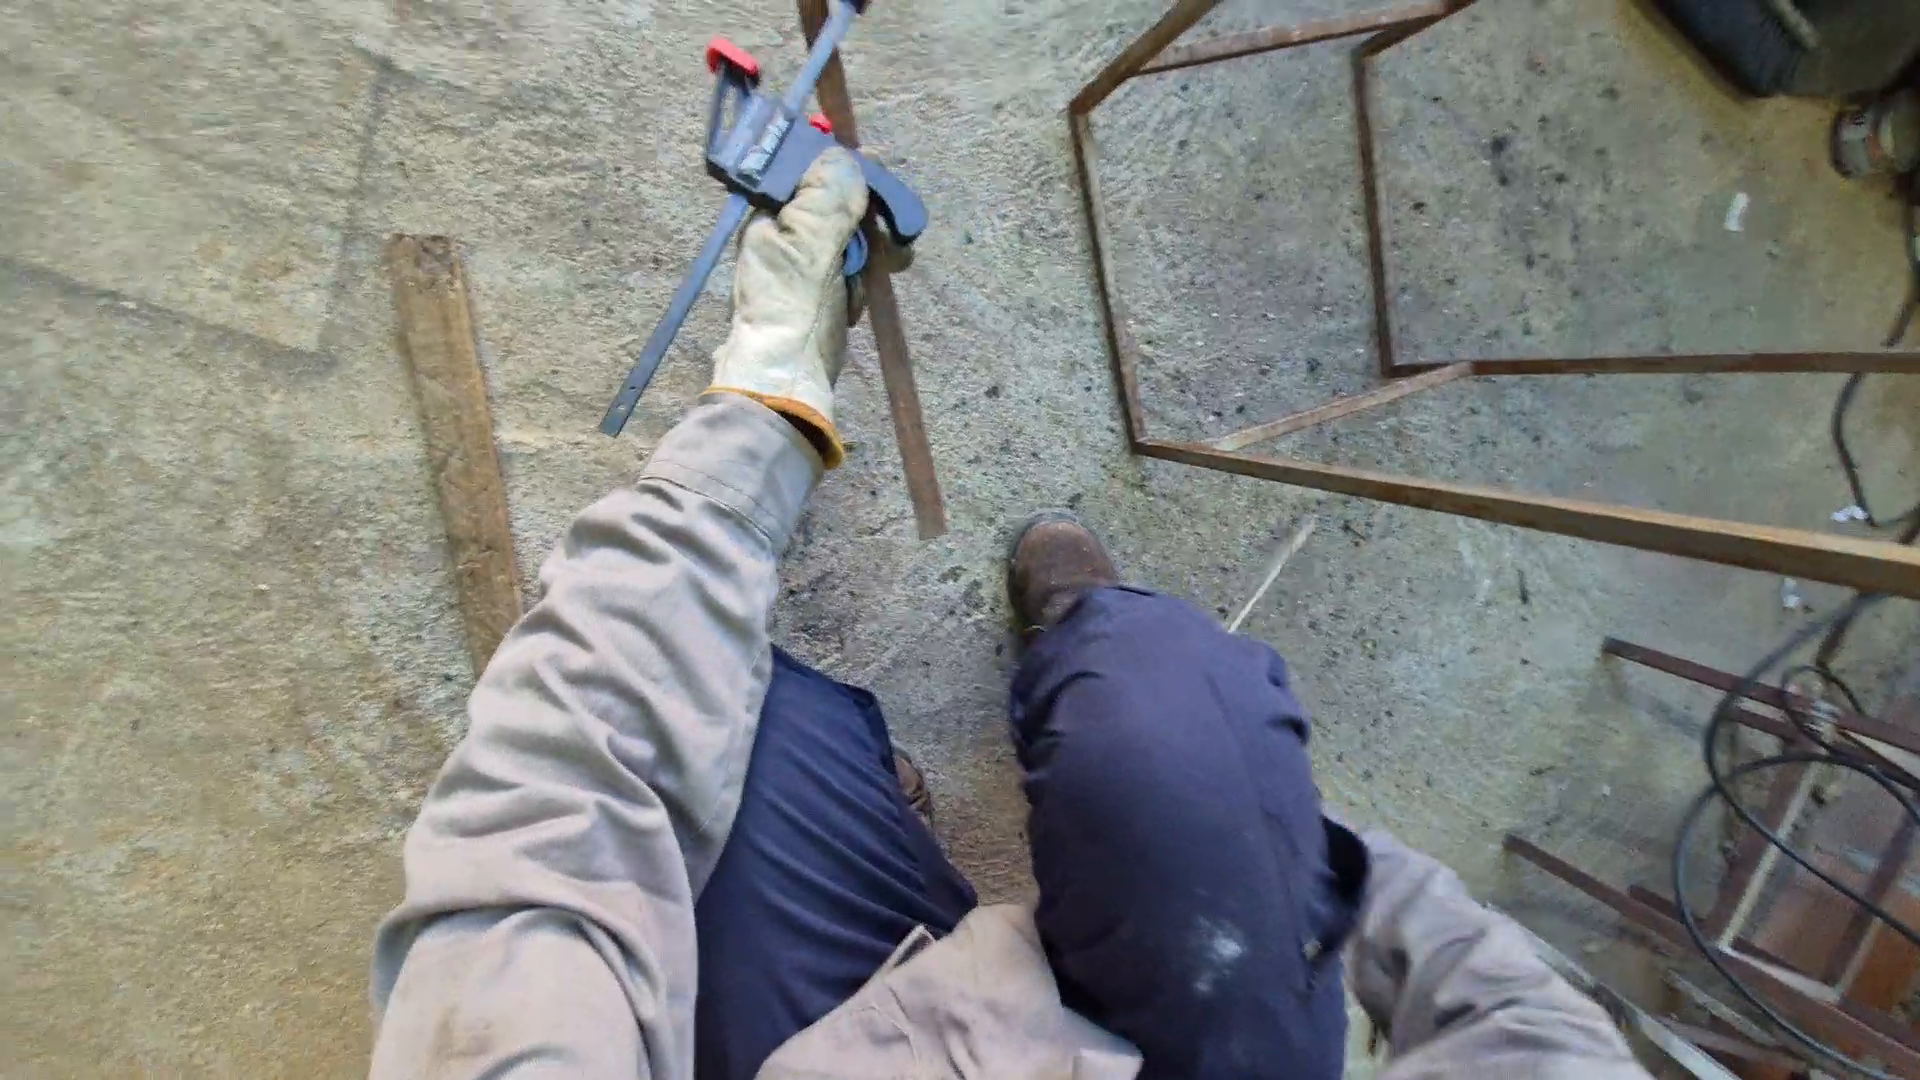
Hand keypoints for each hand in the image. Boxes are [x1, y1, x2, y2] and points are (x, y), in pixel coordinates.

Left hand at [708, 147, 867, 467]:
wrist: (787, 379)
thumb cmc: (792, 312)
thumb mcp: (806, 248)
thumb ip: (825, 201)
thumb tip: (846, 158)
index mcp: (770, 216)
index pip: (810, 170)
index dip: (844, 168)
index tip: (878, 174)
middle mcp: (785, 237)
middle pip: (837, 204)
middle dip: (868, 218)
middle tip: (895, 232)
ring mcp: (806, 268)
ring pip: (852, 239)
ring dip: (871, 254)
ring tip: (888, 266)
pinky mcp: (825, 296)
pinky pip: (853, 273)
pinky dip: (864, 282)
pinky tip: (861, 299)